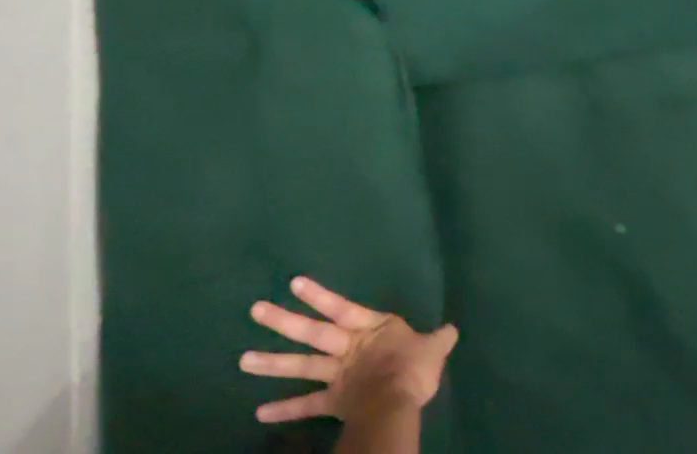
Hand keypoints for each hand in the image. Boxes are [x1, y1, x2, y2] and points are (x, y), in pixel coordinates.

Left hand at [241, 277, 457, 425]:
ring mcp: (337, 374)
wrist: (399, 405)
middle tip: (255, 310)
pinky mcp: (334, 401)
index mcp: (370, 328)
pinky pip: (307, 406)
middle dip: (283, 321)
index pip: (340, 306)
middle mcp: (348, 347)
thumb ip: (438, 338)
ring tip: (243, 360)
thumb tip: (453, 329)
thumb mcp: (433, 349)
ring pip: (301, 366)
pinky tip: (260, 412)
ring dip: (271, 363)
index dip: (319, 295)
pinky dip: (284, 409)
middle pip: (312, 332)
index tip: (293, 283)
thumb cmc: (414, 370)